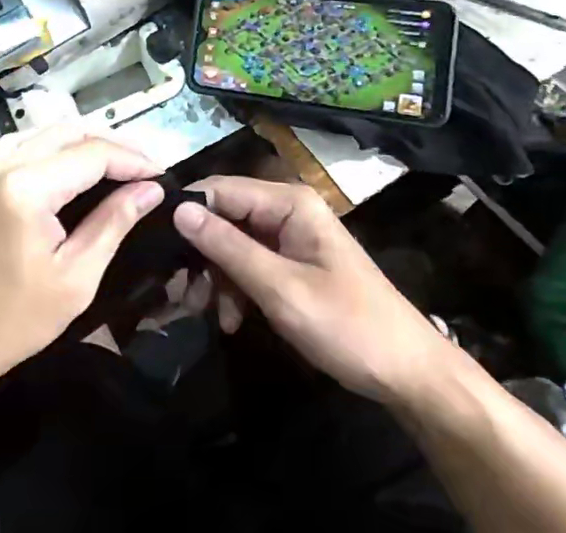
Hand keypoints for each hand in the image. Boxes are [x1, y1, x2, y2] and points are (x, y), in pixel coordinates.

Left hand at [0, 125, 165, 409]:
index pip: (92, 153)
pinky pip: (27, 146)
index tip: (164, 176)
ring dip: (85, 142)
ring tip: (119, 166)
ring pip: (47, 133)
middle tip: (146, 169)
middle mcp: (6, 165)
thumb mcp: (76, 277)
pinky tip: (76, 169)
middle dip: (112, 144)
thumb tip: (150, 189)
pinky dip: (58, 147)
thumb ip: (114, 223)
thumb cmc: (16, 319)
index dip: (133, 159)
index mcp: (28, 186)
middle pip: (69, 131)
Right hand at [172, 176, 453, 403]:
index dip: (188, 213)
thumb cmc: (347, 326)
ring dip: (215, 278)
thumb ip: (227, 247)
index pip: (220, 189)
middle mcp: (286, 211)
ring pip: (231, 245)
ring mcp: (289, 239)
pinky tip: (231, 320)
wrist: (408, 374)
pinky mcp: (290, 265)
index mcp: (289, 203)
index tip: (157, 246)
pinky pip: (248, 266)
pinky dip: (234, 291)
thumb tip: (178, 209)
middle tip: (181, 293)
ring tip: (205, 312)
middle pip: (223, 218)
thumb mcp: (280, 288)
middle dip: (200, 255)